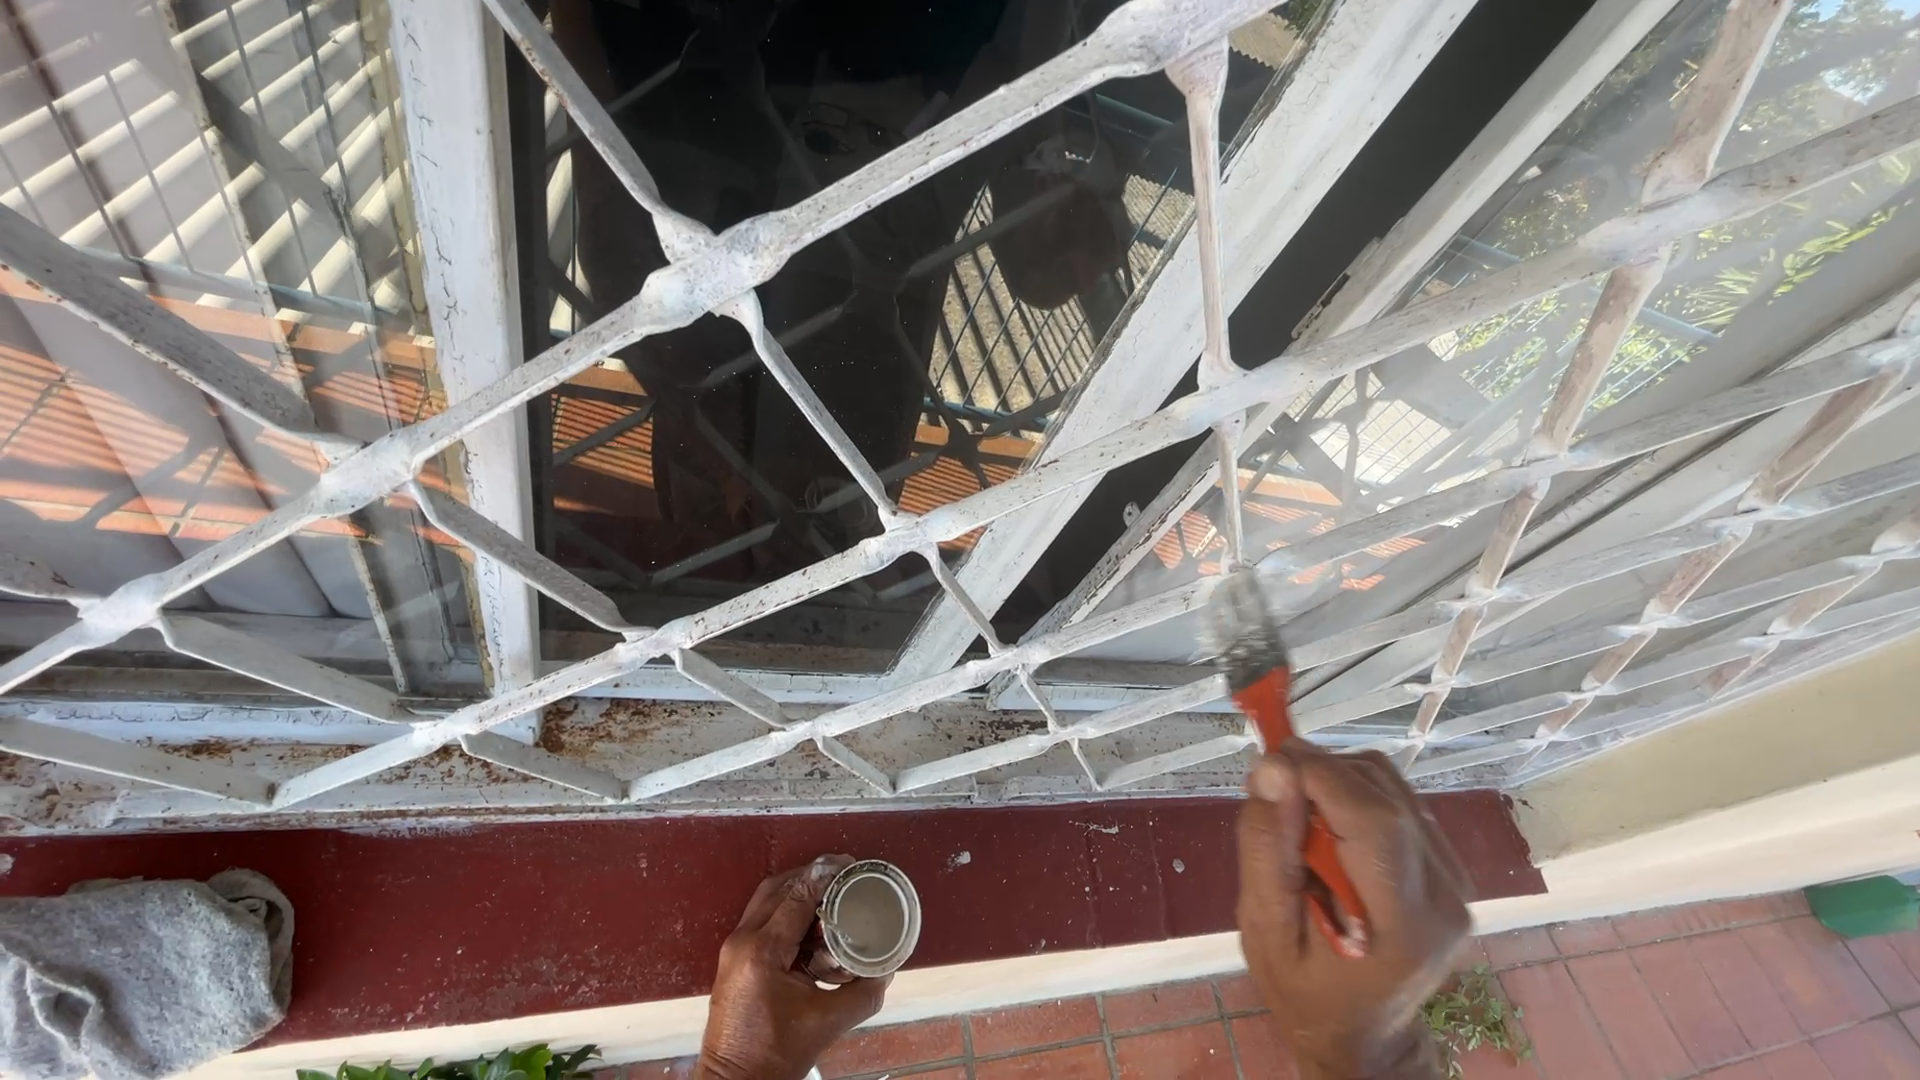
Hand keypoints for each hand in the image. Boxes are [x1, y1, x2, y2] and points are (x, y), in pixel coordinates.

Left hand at [696, 856, 890, 1079]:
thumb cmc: (776, 1056)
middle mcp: (743, 940)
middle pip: (779, 887)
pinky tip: (812, 919)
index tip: (850, 865)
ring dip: (798, 888)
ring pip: (767, 898)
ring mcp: (734, 948)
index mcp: (763, 951)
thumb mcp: (827, 1023)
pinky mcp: (735, 959)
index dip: (825, 875)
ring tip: (831, 890)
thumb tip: (887, 968)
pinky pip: (762, 917)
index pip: (798, 896)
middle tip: (844, 873)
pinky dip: (787, 908)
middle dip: (812, 875)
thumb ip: (864, 992)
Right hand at [1237, 742, 1472, 1079]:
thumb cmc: (1301, 988)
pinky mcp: (1449, 867)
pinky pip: (1398, 800)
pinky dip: (1353, 792)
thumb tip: (1272, 768)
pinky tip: (1325, 823)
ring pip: (1391, 787)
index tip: (1268, 761)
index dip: (1320, 775)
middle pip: (1383, 795)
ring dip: (1335, 779)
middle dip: (1320, 771)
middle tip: (1269, 789)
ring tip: (1295, 810)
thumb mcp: (1262, 927)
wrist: (1362, 1034)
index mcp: (1401, 925)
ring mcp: (1455, 880)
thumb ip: (1266, 847)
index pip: (1373, 821)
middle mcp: (1443, 895)